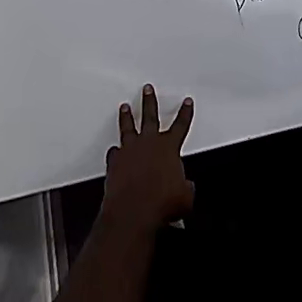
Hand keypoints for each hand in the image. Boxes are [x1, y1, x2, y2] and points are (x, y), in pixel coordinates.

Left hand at [102, 84, 194, 232]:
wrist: (133, 212)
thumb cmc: (160, 205)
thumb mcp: (185, 198)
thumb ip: (186, 187)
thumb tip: (186, 188)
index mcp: (168, 148)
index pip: (180, 125)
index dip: (185, 112)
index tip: (186, 102)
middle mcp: (148, 143)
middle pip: (150, 115)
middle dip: (150, 101)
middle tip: (148, 89)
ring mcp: (129, 150)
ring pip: (128, 126)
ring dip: (127, 116)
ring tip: (125, 107)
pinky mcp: (115, 161)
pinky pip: (114, 151)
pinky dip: (115, 150)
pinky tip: (114, 149)